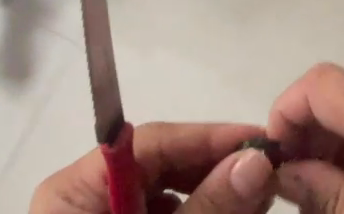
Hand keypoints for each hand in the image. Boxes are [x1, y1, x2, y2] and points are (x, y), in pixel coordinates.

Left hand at [29, 122, 277, 213]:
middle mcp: (86, 198)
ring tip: (261, 197)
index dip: (208, 137)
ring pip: (171, 195)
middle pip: (164, 167)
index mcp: (74, 189)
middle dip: (219, 169)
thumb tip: (257, 161)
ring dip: (218, 195)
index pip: (151, 140)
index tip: (261, 139)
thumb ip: (205, 209)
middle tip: (270, 172)